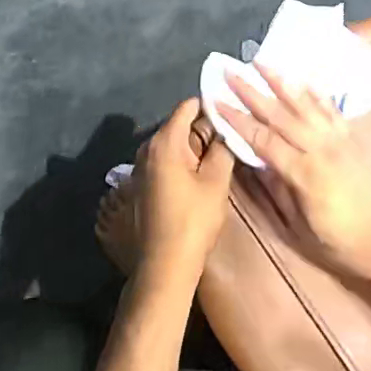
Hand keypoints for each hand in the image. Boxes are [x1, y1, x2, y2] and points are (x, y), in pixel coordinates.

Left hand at [135, 98, 236, 282]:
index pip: (187, 106)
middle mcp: (147, 148)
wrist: (164, 264)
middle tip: (230, 134)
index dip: (209, 105)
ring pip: (172, 144)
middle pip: (178, 124)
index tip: (230, 110)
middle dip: (203, 127)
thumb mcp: (216, 182)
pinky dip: (181, 161)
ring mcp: (140, 167)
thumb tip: (226, 130)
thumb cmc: (193, 220)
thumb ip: (222, 150)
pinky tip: (200, 173)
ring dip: (193, 146)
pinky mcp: (141, 184)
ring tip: (220, 153)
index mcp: (164, 142)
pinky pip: (164, 161)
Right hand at [216, 65, 370, 283]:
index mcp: (304, 174)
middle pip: (280, 114)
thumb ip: (276, 190)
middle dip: (252, 92)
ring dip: (281, 81)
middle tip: (230, 71)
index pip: (263, 140)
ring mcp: (337, 139)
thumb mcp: (300, 228)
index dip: (238, 120)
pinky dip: (314, 92)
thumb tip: (253, 161)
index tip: (217, 102)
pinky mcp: (350, 137)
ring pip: (304, 103)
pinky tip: (300, 79)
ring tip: (260, 62)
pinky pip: (330, 108)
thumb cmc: (340, 242)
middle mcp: (320, 149)